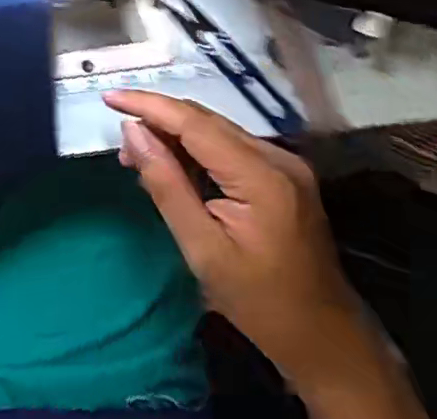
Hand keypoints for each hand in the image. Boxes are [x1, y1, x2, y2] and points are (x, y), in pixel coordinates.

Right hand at [105, 91, 424, 418]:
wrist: (326, 340)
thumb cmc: (261, 303)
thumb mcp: (203, 249)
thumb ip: (166, 184)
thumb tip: (132, 131)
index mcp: (261, 176)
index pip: (194, 122)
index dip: (149, 105)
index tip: (110, 97)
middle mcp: (277, 157)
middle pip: (205, 120)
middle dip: (158, 120)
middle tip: (121, 144)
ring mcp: (284, 163)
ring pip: (216, 129)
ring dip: (174, 134)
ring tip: (139, 156)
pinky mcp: (283, 173)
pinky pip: (229, 145)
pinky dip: (195, 148)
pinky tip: (174, 165)